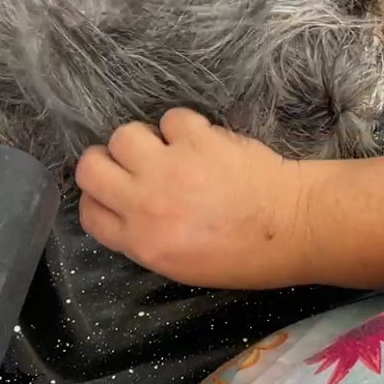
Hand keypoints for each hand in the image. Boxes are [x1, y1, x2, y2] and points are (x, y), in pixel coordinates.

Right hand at [75, 109, 321, 288]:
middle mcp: (145, 203)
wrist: (294, 226)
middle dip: (108, 163)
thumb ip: (146, 238)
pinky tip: (202, 142)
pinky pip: (170, 118)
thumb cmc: (245, 256)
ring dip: (143, 140)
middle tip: (135, 166)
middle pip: (90, 168)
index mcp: (141, 242)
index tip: (116, 194)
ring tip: (168, 149)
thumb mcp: (181, 265)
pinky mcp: (198, 139)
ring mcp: (170, 167)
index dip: (99, 199)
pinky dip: (183, 127)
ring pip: (123, 135)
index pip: (90, 212)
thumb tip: (129, 210)